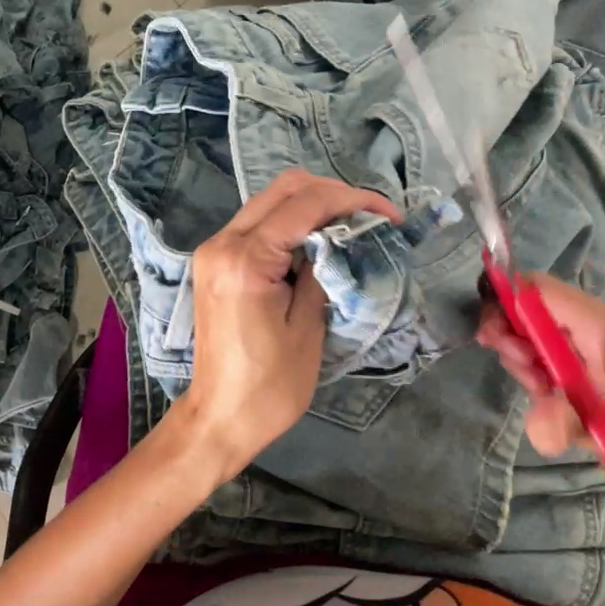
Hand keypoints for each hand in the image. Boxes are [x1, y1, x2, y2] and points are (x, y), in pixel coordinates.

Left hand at [170, 168, 401, 481]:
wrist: (221, 417)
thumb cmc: (269, 386)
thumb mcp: (308, 327)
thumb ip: (322, 272)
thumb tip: (339, 239)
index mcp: (245, 260)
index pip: (304, 204)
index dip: (353, 200)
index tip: (391, 214)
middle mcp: (222, 243)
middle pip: (283, 189)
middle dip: (333, 194)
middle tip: (372, 216)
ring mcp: (214, 251)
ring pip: (269, 202)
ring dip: (312, 205)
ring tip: (353, 226)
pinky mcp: (215, 263)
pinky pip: (257, 225)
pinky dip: (291, 224)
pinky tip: (320, 242)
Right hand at [476, 274, 604, 528]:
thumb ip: (584, 426)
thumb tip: (534, 425)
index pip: (544, 291)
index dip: (507, 302)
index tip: (487, 337)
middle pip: (542, 315)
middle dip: (516, 338)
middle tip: (522, 380)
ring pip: (553, 342)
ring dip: (534, 364)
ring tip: (543, 400)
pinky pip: (571, 366)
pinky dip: (554, 382)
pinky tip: (560, 411)